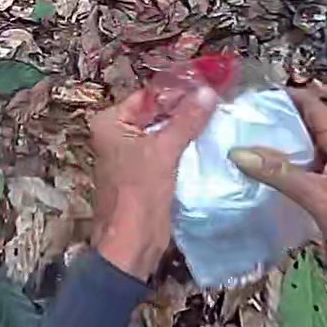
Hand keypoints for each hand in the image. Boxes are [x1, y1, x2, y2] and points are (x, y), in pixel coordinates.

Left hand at [88, 84, 217, 279]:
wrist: (132, 243)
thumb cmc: (139, 192)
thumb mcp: (164, 150)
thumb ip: (187, 119)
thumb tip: (208, 91)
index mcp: (110, 123)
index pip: (146, 96)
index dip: (175, 90)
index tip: (205, 82)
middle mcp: (116, 134)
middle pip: (155, 112)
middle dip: (183, 107)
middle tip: (216, 95)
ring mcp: (130, 153)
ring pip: (162, 130)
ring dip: (186, 125)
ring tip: (217, 112)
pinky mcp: (145, 171)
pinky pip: (166, 148)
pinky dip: (184, 143)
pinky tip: (208, 136)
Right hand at [230, 88, 326, 280]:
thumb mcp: (316, 198)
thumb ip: (278, 173)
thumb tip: (239, 153)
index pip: (313, 105)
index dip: (286, 98)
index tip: (257, 99)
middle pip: (316, 121)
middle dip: (286, 120)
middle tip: (254, 122)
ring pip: (321, 141)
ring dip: (295, 141)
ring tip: (262, 142)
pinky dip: (307, 158)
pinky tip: (286, 167)